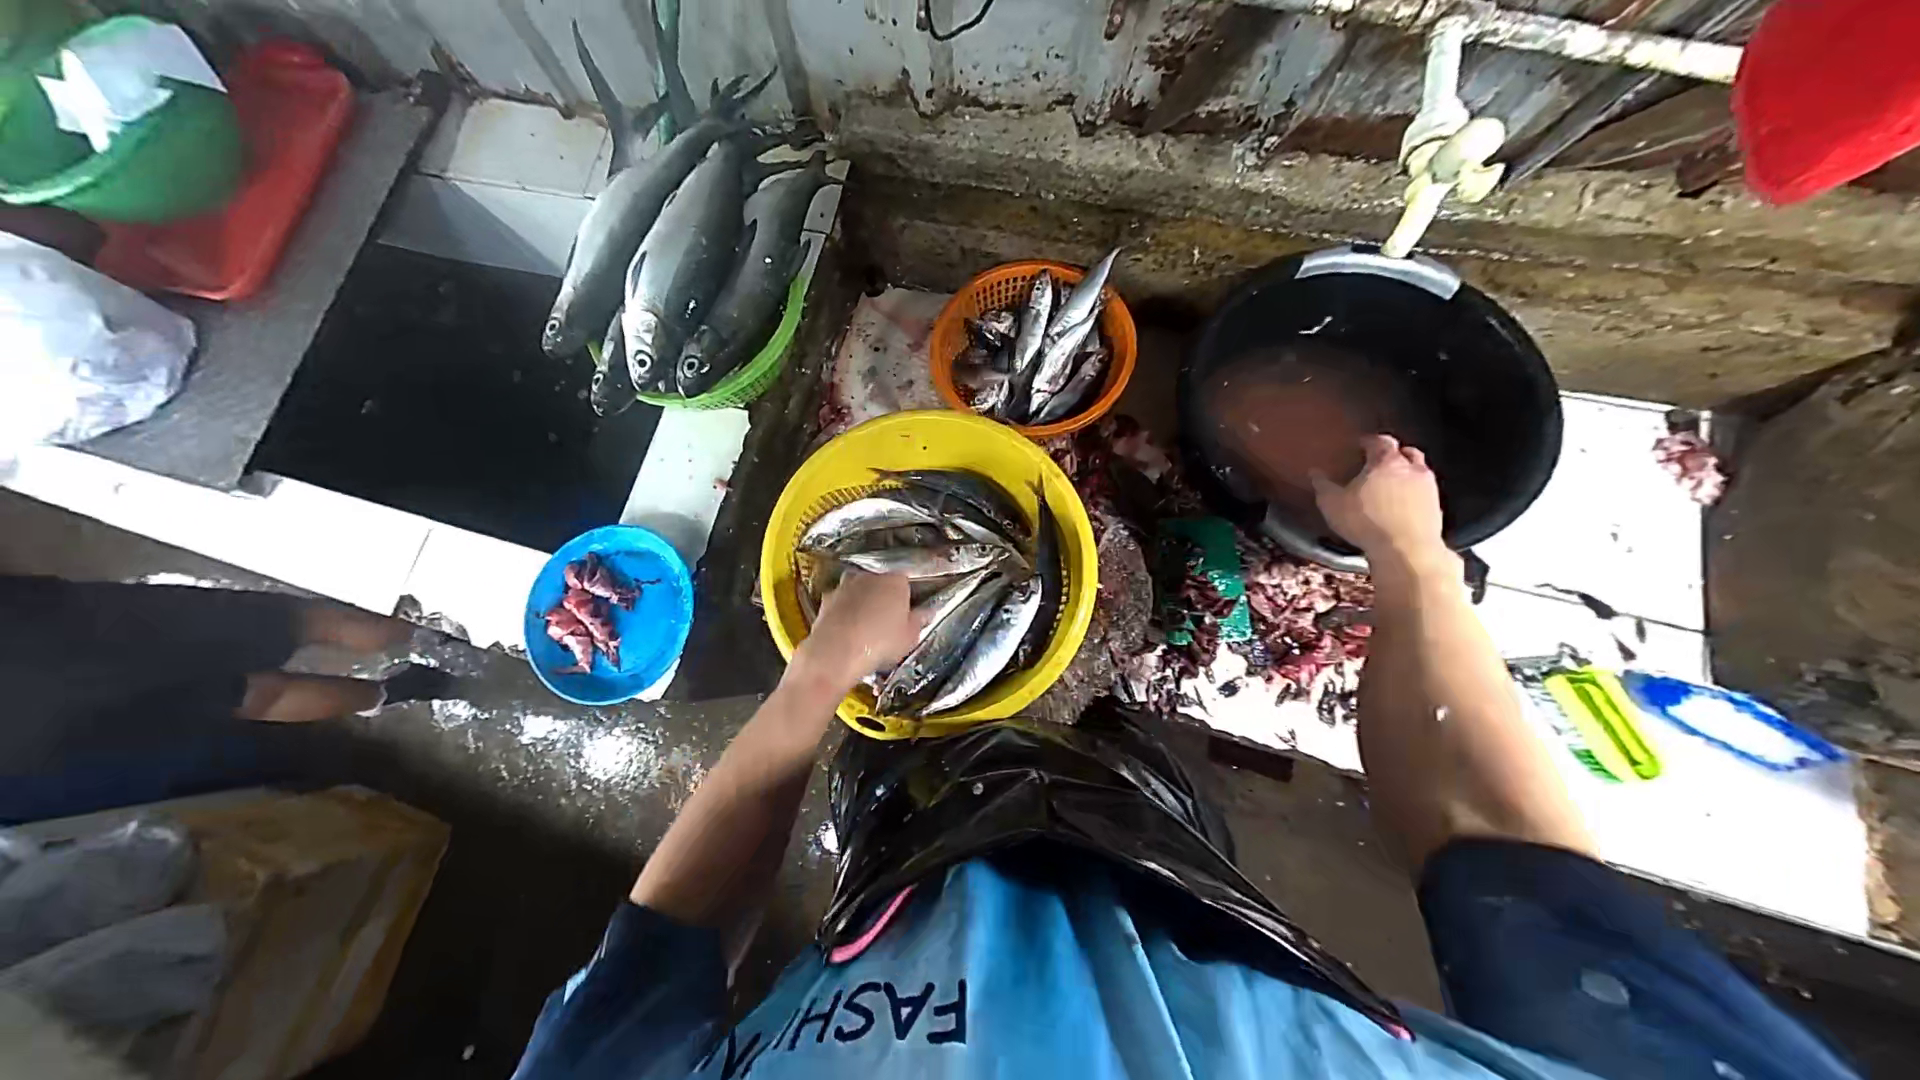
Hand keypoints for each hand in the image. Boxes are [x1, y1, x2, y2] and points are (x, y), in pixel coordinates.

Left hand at [791, 571, 919, 693]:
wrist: (837, 652)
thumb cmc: (878, 643)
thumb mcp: (910, 637)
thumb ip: (919, 621)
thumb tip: (925, 614)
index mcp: (895, 581)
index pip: (905, 583)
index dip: (906, 599)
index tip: (906, 614)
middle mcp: (869, 577)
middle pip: (880, 583)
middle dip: (883, 599)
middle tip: (888, 623)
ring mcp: (845, 587)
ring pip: (858, 591)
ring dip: (862, 604)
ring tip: (866, 629)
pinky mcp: (826, 600)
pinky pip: (840, 604)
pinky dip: (843, 613)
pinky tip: (847, 632)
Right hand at [1310, 435, 1449, 570]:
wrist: (1406, 550)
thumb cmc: (1366, 521)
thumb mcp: (1332, 503)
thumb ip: (1323, 485)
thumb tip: (1315, 473)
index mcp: (1385, 462)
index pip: (1380, 441)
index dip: (1369, 441)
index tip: (1361, 443)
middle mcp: (1411, 469)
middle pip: (1406, 451)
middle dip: (1393, 453)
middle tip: (1379, 460)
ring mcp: (1428, 488)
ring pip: (1419, 470)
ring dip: (1406, 472)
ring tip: (1391, 482)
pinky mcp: (1436, 508)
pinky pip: (1424, 492)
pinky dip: (1414, 493)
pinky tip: (1401, 505)